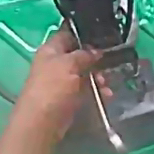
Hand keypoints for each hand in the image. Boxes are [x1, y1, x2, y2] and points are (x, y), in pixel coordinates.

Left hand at [8, 28, 101, 142]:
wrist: (42, 122)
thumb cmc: (52, 86)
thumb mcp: (69, 64)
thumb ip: (84, 54)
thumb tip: (96, 51)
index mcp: (51, 49)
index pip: (68, 33)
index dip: (84, 32)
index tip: (104, 34)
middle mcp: (56, 63)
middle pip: (79, 54)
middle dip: (96, 58)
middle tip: (110, 61)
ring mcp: (63, 80)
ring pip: (85, 72)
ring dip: (98, 76)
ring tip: (106, 83)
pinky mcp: (70, 96)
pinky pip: (87, 88)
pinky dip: (97, 90)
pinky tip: (106, 94)